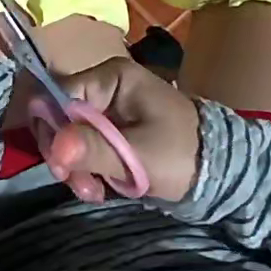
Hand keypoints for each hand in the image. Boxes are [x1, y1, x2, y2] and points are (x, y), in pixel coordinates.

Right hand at [42, 56, 198, 202]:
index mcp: (112, 78)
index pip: (56, 96)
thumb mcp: (138, 155)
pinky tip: (100, 188)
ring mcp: (108, 107)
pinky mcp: (112, 129)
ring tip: (94, 192)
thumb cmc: (180, 155)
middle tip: (82, 186)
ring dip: (75, 168)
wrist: (217, 171)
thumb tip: (55, 147)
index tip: (62, 168)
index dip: (53, 131)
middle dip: (64, 155)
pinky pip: (84, 146)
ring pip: (68, 136)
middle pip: (59, 117)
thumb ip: (95, 150)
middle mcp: (105, 86)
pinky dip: (87, 169)